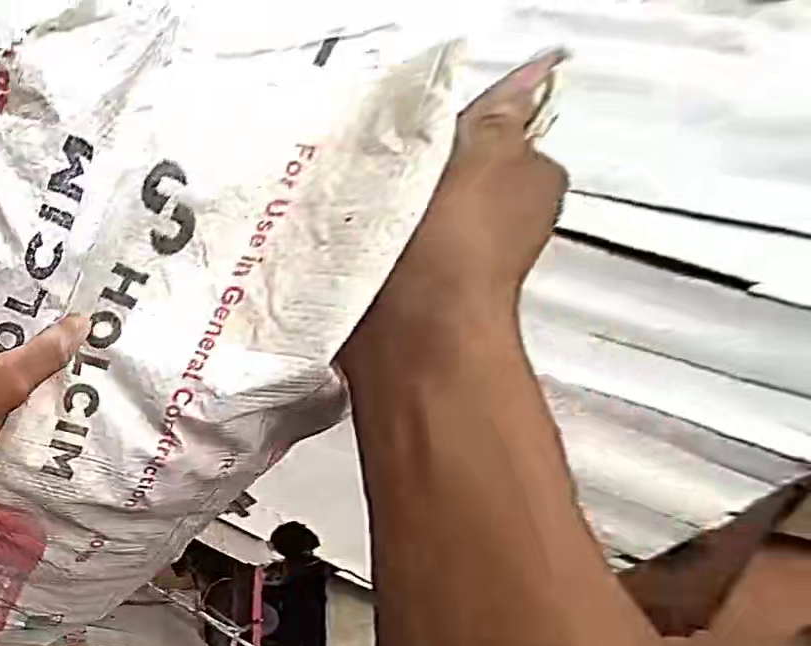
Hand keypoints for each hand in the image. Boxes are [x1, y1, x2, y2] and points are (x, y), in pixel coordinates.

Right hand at [373, 50, 568, 325]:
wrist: (410, 342)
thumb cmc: (451, 256)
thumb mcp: (480, 164)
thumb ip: (496, 120)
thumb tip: (526, 80)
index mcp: (526, 183)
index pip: (479, 138)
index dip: (433, 136)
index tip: (397, 144)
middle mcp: (490, 226)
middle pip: (430, 185)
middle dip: (394, 183)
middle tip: (366, 185)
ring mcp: (440, 269)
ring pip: (394, 226)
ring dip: (367, 225)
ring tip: (347, 226)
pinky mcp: (395, 300)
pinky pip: (367, 263)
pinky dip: (351, 260)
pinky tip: (341, 261)